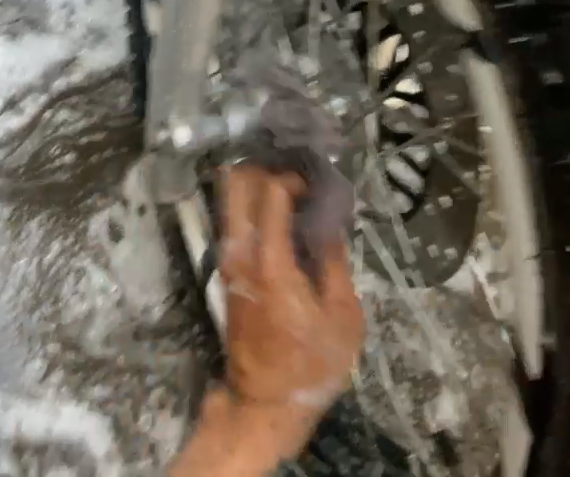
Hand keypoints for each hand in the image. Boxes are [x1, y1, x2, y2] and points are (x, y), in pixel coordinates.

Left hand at [169, 166, 364, 474]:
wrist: (265, 402)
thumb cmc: (310, 362)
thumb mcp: (342, 316)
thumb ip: (335, 259)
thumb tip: (331, 218)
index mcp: (270, 260)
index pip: (270, 191)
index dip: (295, 177)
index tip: (318, 185)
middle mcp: (240, 251)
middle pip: (236, 183)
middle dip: (265, 166)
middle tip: (297, 172)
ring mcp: (227, 259)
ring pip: (229, 197)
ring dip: (256, 182)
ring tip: (292, 186)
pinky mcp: (226, 268)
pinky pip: (234, 218)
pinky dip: (252, 202)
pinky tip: (281, 210)